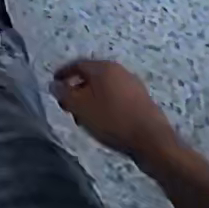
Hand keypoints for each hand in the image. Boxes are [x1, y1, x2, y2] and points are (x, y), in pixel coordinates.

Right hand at [53, 59, 179, 164]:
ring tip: (85, 116)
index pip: (76, 64)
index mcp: (103, 67)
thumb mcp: (79, 107)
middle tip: (69, 104)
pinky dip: (106, 104)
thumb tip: (54, 85)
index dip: (63, 74)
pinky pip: (118, 97)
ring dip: (92, 98)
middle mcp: (119, 71)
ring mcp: (134, 85)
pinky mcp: (144, 101)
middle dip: (77, 88)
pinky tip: (104, 121)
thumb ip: (63, 94)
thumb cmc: (112, 120)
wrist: (153, 143)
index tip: (55, 85)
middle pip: (91, 75)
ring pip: (105, 87)